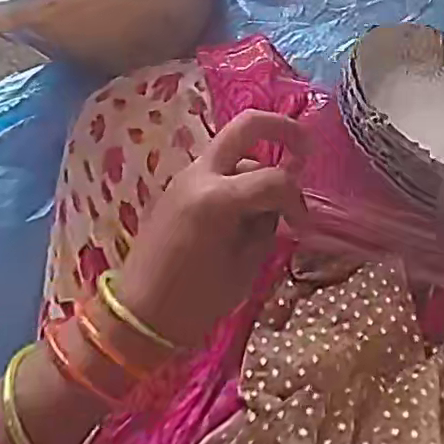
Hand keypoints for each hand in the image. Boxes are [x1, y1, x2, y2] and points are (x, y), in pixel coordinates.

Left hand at [115, 110, 308, 346]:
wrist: (137, 317)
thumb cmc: (195, 302)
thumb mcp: (245, 266)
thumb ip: (267, 225)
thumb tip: (280, 205)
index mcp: (217, 199)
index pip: (275, 180)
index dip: (297, 200)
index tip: (302, 223)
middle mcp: (200, 176)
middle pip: (247, 125)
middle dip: (283, 128)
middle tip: (305, 147)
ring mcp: (186, 177)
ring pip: (234, 149)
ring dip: (258, 166)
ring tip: (267, 208)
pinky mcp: (179, 187)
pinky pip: (218, 168)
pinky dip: (239, 177)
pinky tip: (246, 208)